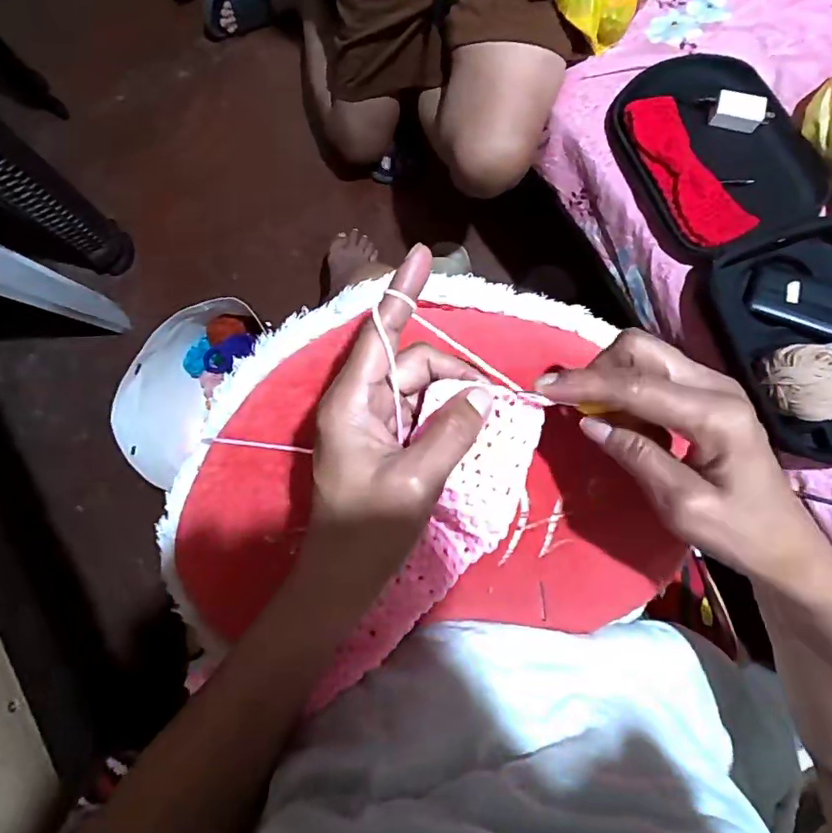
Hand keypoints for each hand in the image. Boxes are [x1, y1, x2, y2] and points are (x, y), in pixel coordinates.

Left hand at [303, 245, 487, 599]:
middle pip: (413, 360)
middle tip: (489, 401)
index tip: (422, 253)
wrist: (342, 579)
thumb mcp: (415, 483)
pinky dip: (447, 411)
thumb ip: (452, 432)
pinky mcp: (386, 439)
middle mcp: (360, 401)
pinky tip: (466, 427)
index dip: (403, 292)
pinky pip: (422, 408)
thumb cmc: (367, 533)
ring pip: (421, 384)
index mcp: (352, 402)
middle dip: (452, 371)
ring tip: (479, 422)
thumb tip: (483, 394)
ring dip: (453, 394)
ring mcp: (373, 420)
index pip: (380, 332)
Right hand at [534, 330, 831, 587]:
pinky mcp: (708, 393)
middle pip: (642, 348)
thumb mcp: (682, 506)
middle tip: (574, 404)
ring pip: (646, 355)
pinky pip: (656, 373)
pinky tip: (622, 419)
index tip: (543, 388)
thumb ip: (637, 457)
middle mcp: (717, 385)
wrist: (785, 541)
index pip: (637, 385)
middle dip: (599, 369)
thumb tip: (590, 422)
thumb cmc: (739, 533)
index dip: (586, 384)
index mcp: (716, 414)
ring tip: (595, 414)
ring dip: (611, 377)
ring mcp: (715, 384)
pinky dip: (627, 387)